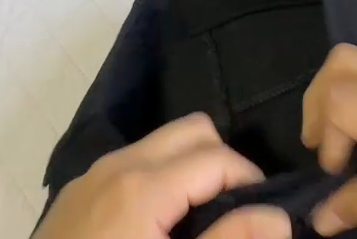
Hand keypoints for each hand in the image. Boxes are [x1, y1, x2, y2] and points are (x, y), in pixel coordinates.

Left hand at [33, 114, 290, 238]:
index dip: (250, 179)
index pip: (217, 155)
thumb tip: (280, 217)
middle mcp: (118, 164)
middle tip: (235, 210)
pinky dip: (158, 177)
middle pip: (192, 130)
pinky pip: (132, 162)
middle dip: (222, 161)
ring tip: (201, 220)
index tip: (265, 213)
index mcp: (144, 185)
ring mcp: (92, 176)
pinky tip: (158, 226)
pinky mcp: (76, 194)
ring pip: (161, 143)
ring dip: (190, 167)